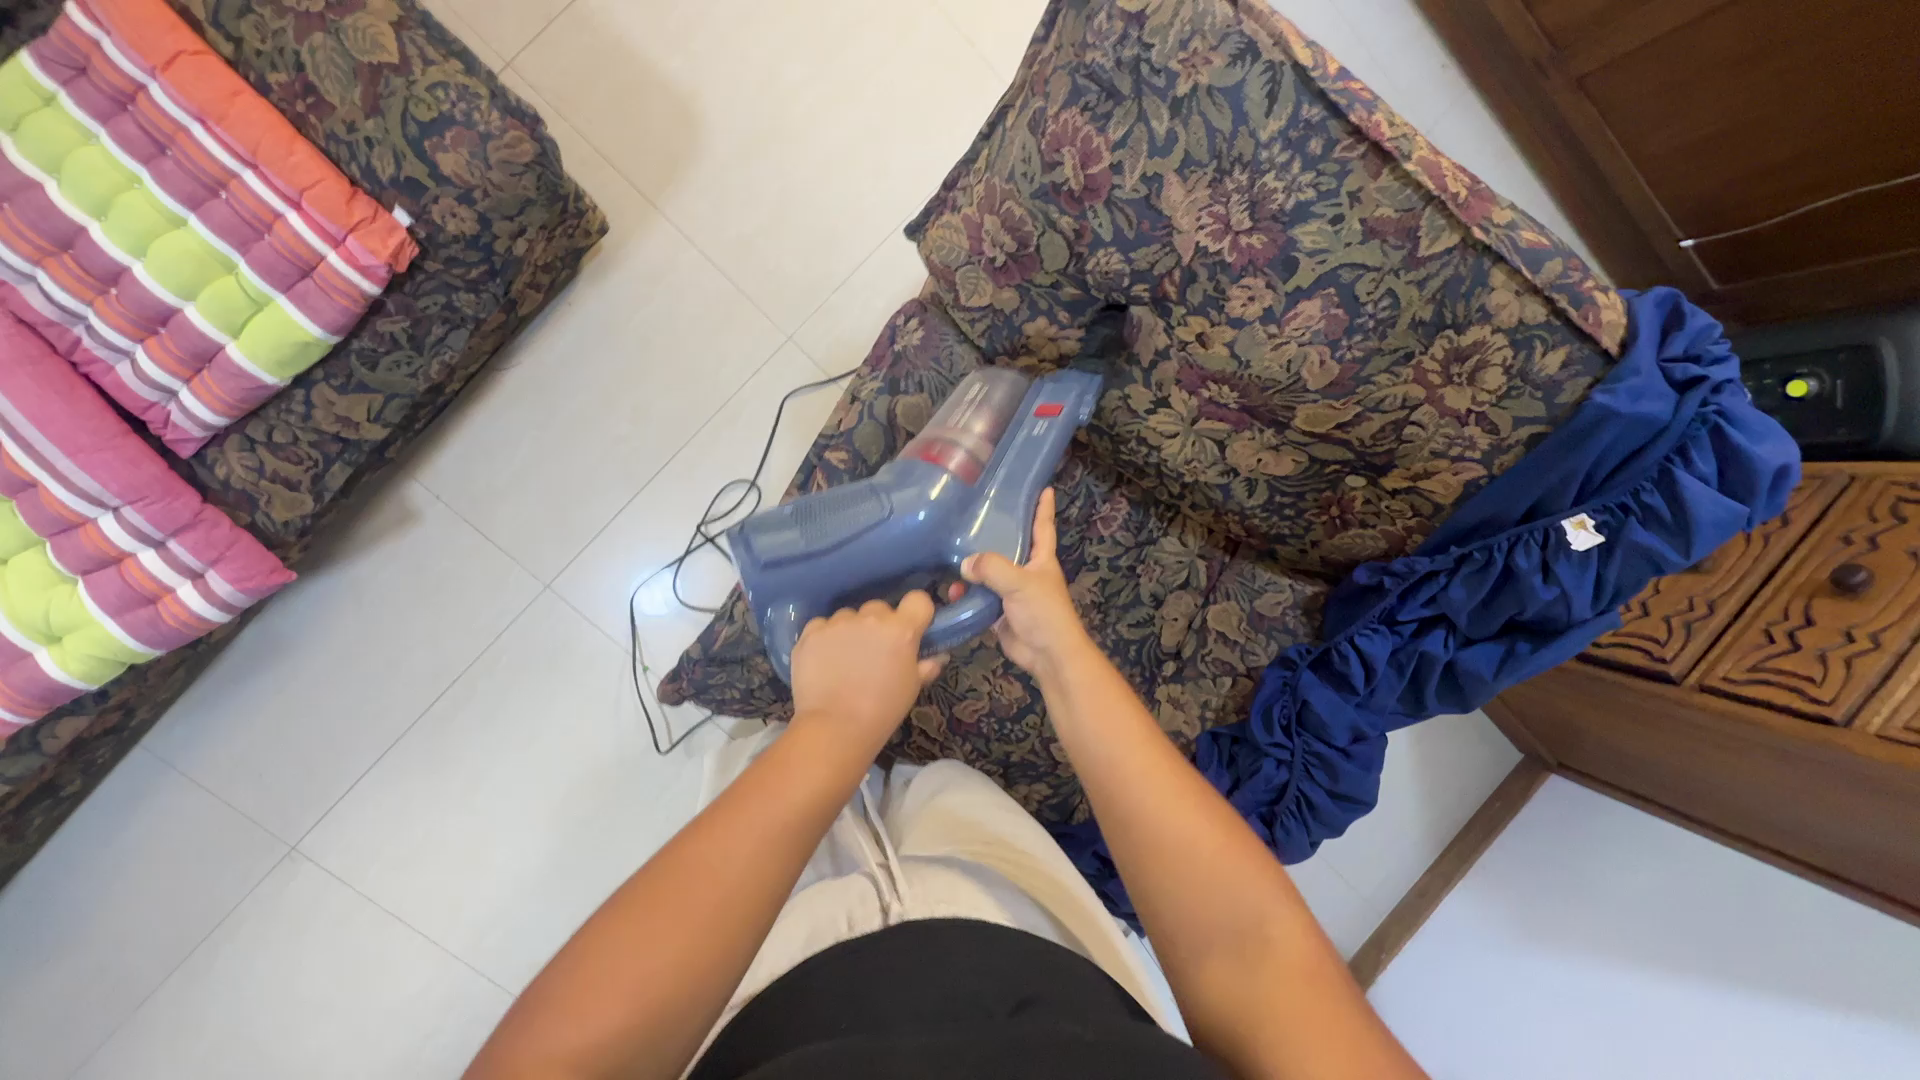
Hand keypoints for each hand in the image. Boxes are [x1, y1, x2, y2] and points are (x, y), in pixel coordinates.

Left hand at [789, 592, 945, 747]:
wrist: (835, 726)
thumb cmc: (882, 710)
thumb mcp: (911, 688)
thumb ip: (924, 666)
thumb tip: (936, 658)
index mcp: (901, 630)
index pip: (918, 600)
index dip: (916, 612)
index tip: (912, 627)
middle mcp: (870, 619)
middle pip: (879, 608)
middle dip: (879, 625)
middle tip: (875, 652)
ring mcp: (838, 623)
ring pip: (849, 617)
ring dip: (851, 631)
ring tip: (844, 660)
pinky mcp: (811, 633)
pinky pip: (822, 626)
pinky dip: (825, 639)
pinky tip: (823, 661)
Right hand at [961, 488, 1095, 680]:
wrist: (1047, 655)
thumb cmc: (1043, 613)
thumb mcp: (1020, 583)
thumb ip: (992, 568)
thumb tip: (965, 564)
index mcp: (1041, 559)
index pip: (1042, 526)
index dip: (1043, 507)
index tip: (1043, 487)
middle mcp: (1027, 572)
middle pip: (1008, 548)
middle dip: (991, 537)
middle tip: (969, 519)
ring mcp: (1013, 593)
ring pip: (989, 575)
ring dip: (972, 572)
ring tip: (953, 569)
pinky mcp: (1000, 613)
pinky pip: (980, 598)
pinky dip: (967, 596)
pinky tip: (953, 594)